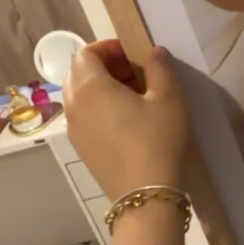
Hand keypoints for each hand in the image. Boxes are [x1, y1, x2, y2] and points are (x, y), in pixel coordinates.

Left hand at [62, 40, 190, 199]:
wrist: (147, 195)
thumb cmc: (158, 140)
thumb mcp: (169, 99)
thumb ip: (161, 69)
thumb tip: (154, 52)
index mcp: (90, 86)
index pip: (86, 53)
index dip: (109, 48)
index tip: (134, 55)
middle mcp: (74, 106)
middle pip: (79, 74)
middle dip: (104, 68)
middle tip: (135, 76)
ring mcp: (74, 131)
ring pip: (81, 98)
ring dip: (102, 91)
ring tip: (134, 101)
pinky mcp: (83, 150)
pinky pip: (85, 119)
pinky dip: (101, 112)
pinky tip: (129, 125)